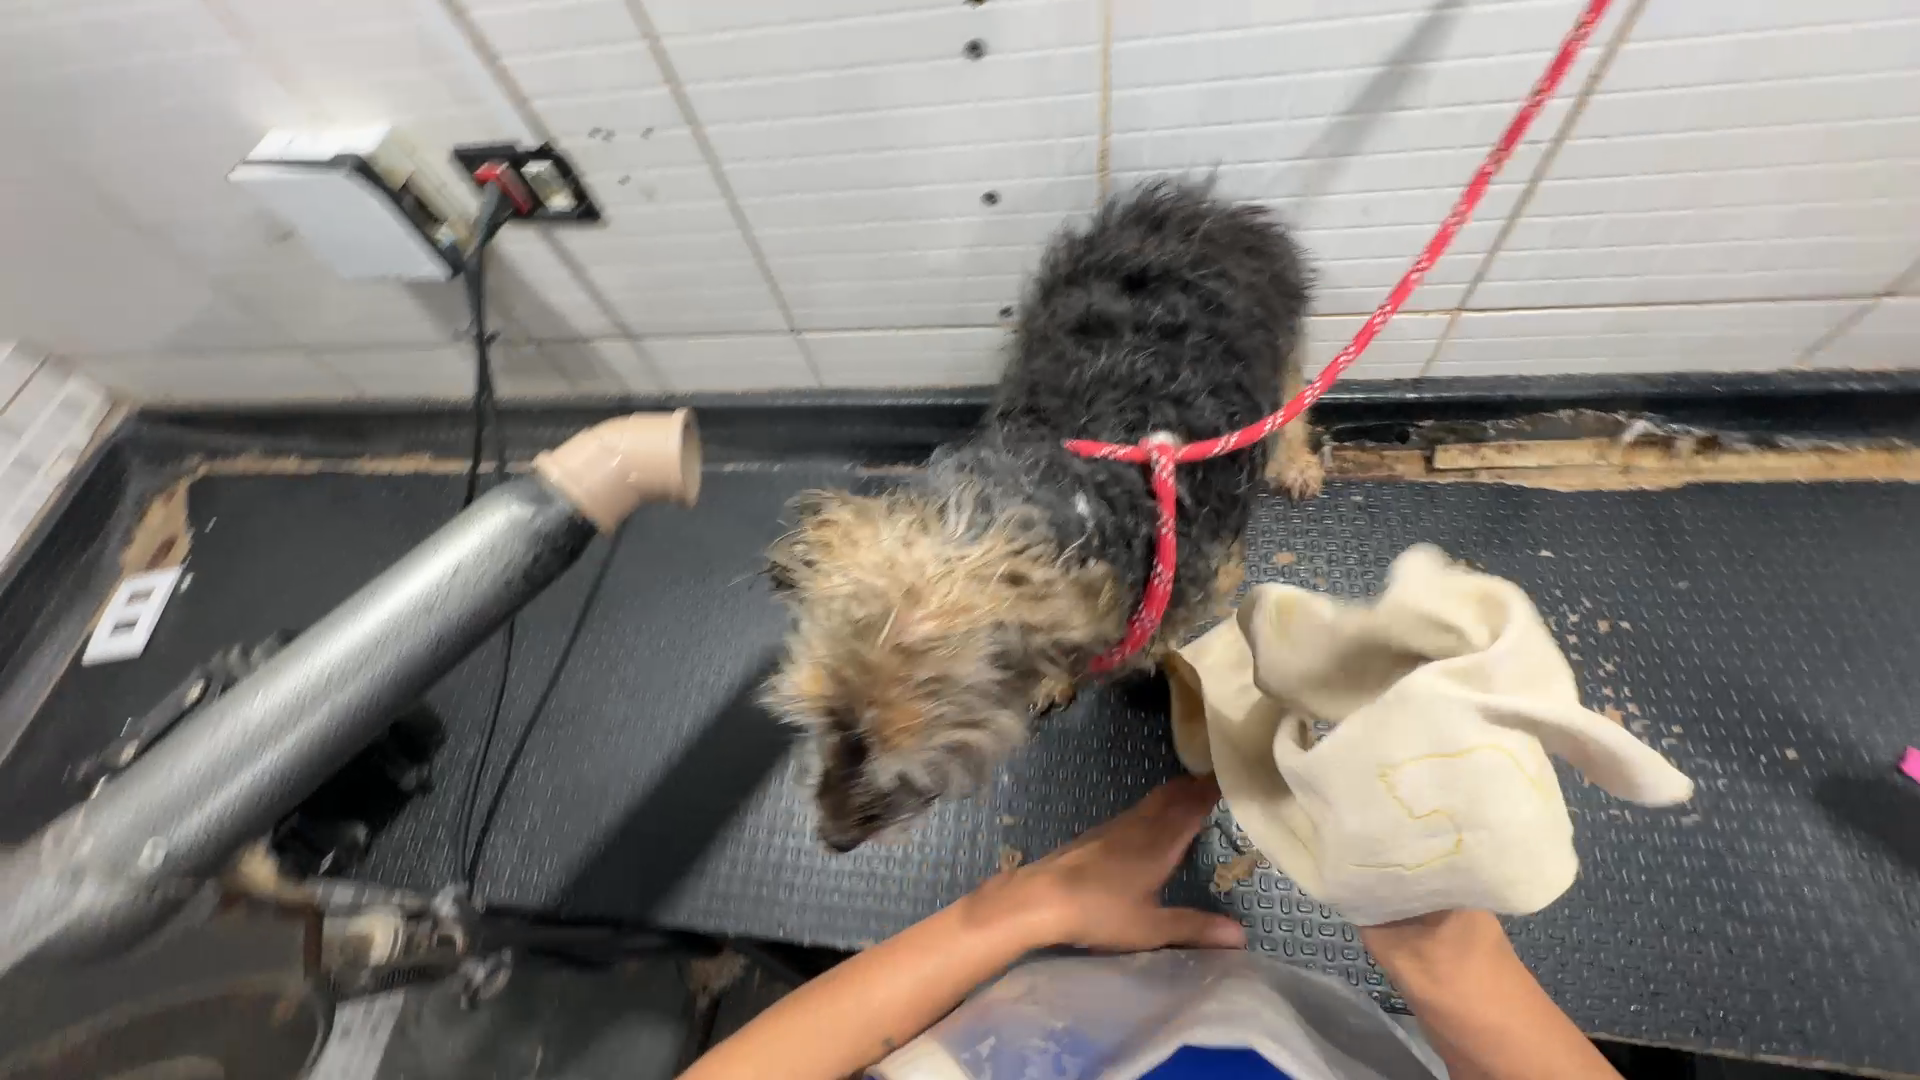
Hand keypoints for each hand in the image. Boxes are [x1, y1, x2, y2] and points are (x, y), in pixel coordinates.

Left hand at [968, 775, 1246, 951]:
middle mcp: (1138, 827)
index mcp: (1158, 844)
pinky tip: (1150, 820)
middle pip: (1170, 797)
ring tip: (1189, 793)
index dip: (1209, 791)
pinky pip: (1135, 811)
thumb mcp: (1151, 927)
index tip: (1228, 776)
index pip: (1190, 808)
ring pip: (1151, 802)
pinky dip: (1153, 807)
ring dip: (1172, 794)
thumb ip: (1194, 927)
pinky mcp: (1096, 834)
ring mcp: (1114, 827)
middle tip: (1214, 780)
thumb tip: (1241, 934)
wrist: (1043, 897)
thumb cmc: (1100, 911)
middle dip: (1192, 787)